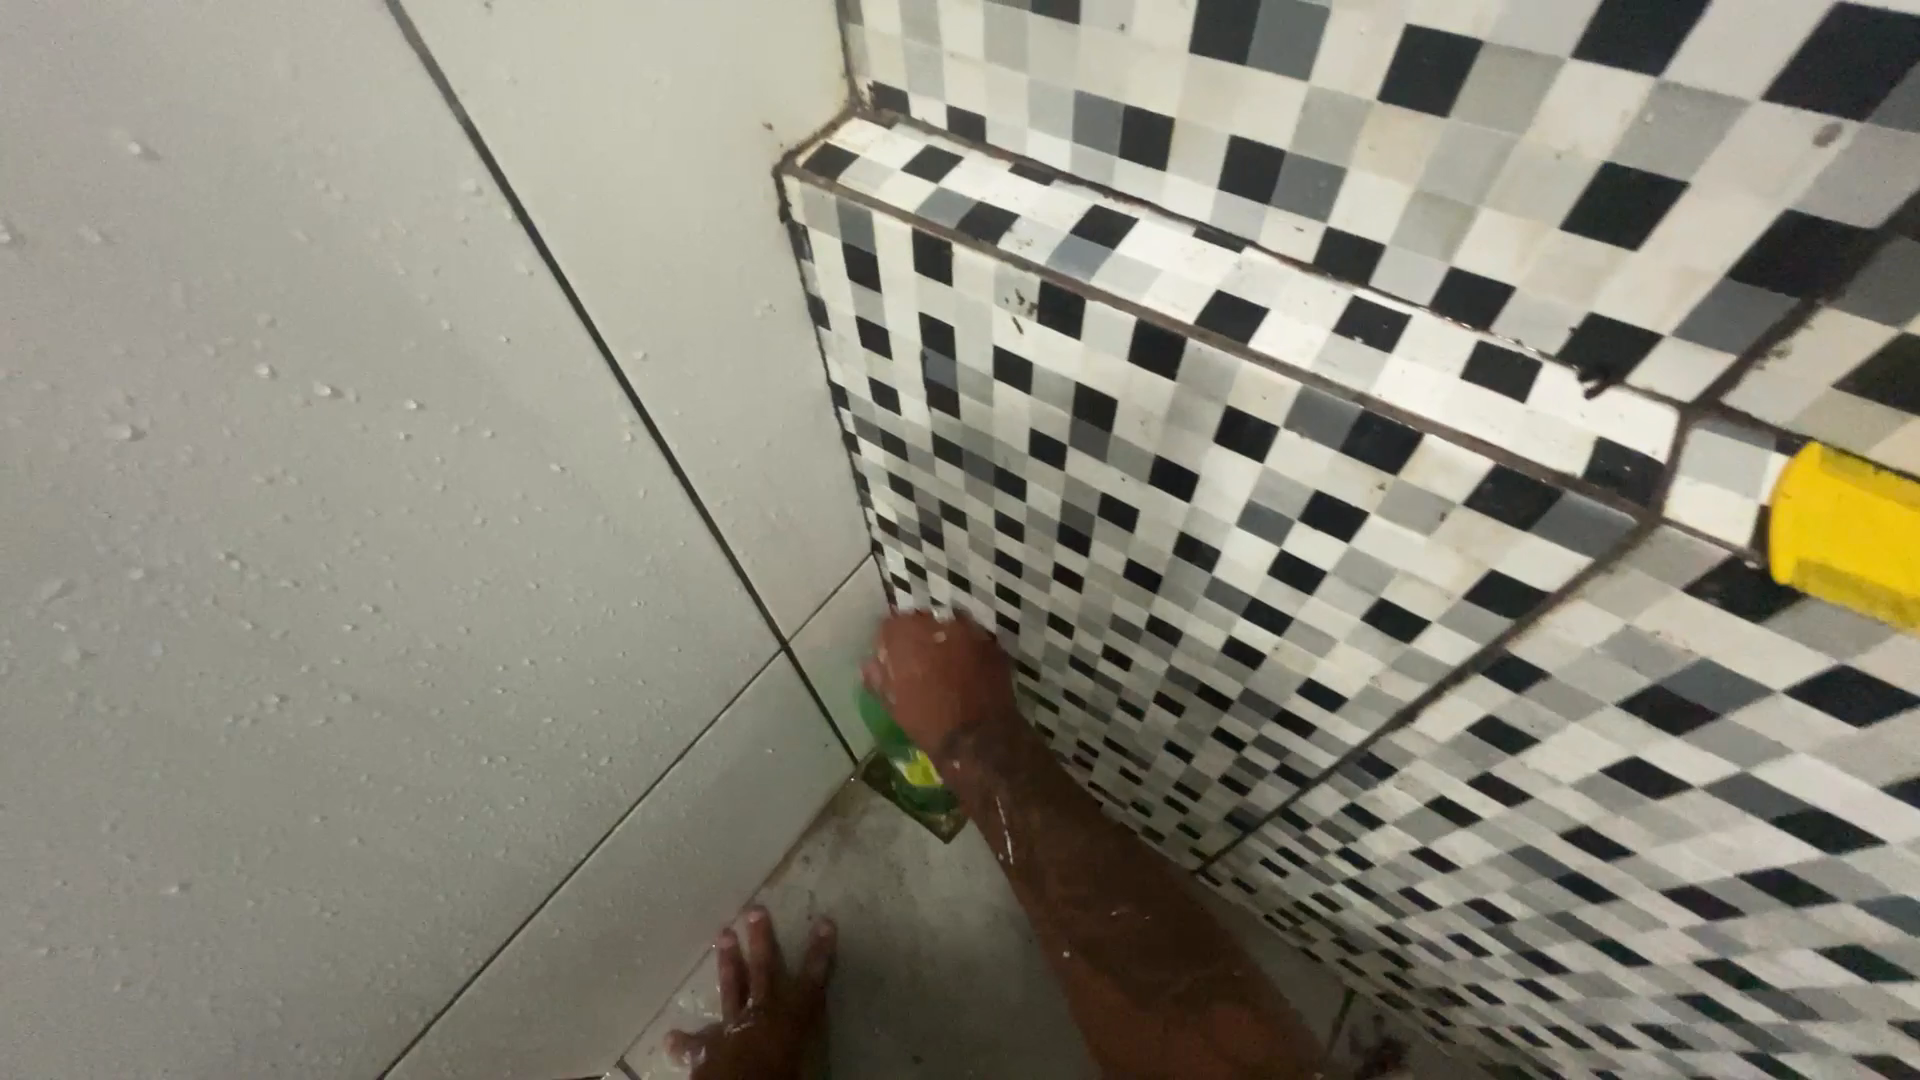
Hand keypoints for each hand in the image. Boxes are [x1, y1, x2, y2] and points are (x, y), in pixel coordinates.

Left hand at [664, 906, 835, 1078]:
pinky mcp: (707, 1052)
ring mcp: (731, 1030)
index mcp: (790, 1019)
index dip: (819, 952)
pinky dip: (683, 1042)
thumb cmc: (779, 1077)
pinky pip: (694, 1046)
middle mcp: (761, 1015)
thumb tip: (809, 1042)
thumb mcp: (806, 1065)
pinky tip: (671, 1036)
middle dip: (761, 940)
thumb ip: (807, 1045)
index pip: (811, 981)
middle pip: (763, 971)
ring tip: (722, 935)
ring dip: (728, 963)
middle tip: (754, 911)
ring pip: (731, 990)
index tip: (825, 922)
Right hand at [863, 610, 1019, 756]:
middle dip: (922, 634)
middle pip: (923, 619)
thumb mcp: (893, 704)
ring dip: (948, 637)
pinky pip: (976, 637)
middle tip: (924, 657)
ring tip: (950, 660)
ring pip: (952, 624)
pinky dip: (971, 648)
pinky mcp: (991, 642)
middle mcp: (936, 623)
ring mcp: (968, 629)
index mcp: (904, 635)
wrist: (977, 737)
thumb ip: (878, 676)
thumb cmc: (927, 722)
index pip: (892, 623)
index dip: (893, 640)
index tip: (896, 655)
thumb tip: (871, 663)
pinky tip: (972, 667)